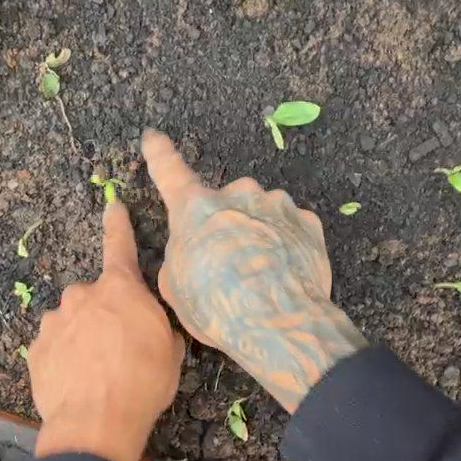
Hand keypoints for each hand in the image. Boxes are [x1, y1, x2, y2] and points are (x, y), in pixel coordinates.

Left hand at [28, 199, 185, 460]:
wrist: (95, 424)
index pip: (119, 245)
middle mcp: (82, 296)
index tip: (112, 204)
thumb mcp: (170, 352)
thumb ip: (159, 326)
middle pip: (96, 298)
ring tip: (98, 375)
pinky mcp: (36, 350)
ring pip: (72, 323)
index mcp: (120, 289)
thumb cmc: (143, 383)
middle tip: (120, 352)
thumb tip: (152, 325)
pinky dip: (65, 360)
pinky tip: (77, 385)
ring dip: (83, 340)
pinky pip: (55, 348)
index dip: (117, 224)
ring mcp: (54, 322)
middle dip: (105, 316)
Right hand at [141, 129, 365, 411]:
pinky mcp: (307, 221)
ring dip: (254, 234)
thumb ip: (180, 254)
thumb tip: (193, 249)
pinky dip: (282, 244)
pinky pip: (288, 227)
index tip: (153, 138)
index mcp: (195, 208)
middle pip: (222, 203)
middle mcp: (236, 193)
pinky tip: (281, 272)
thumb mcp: (174, 286)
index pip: (169, 171)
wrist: (280, 322)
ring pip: (258, 213)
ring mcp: (275, 203)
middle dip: (221, 225)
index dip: (158, 153)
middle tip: (224, 264)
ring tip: (258, 274)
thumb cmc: (217, 307)